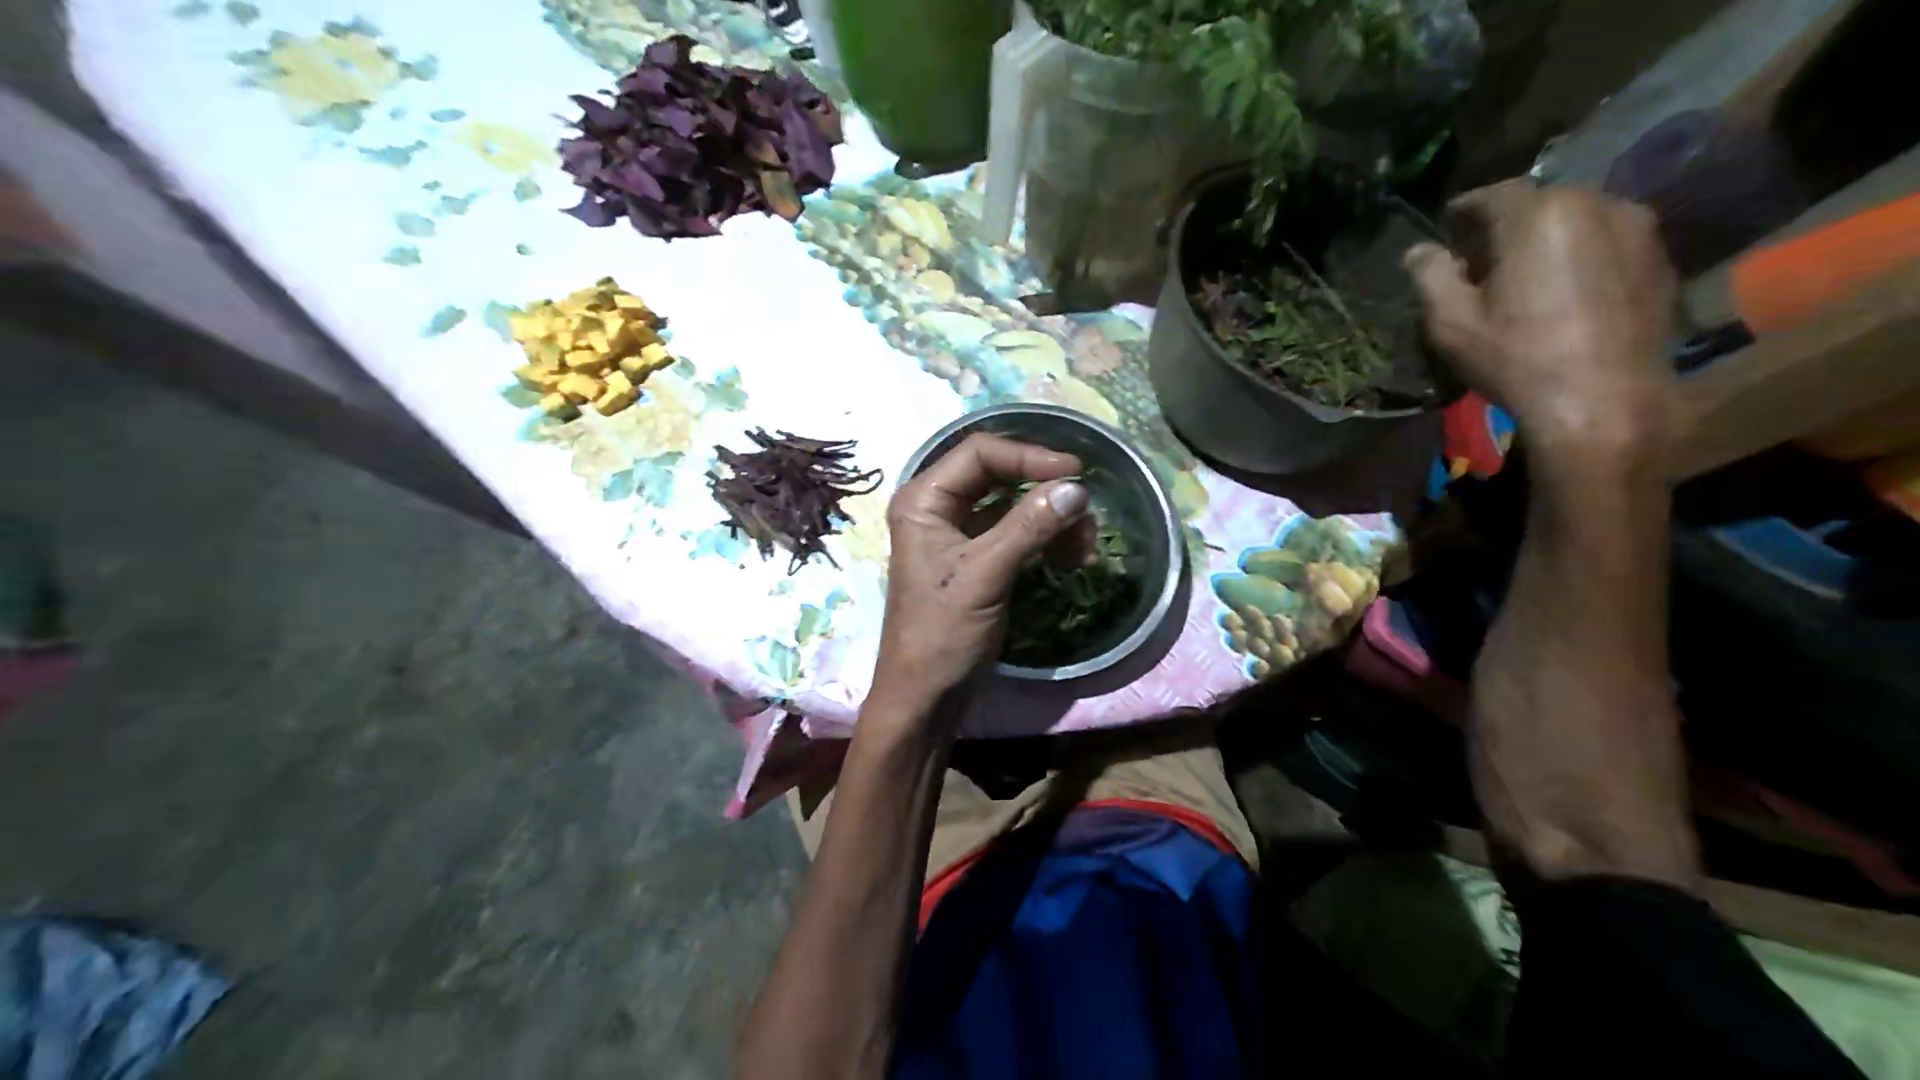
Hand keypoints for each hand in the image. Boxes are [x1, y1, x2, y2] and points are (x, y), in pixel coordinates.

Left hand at [872, 433, 1089, 711]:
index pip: (980, 453)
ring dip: (1052, 520)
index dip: (1029, 455)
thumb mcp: (986, 574)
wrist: (925, 697)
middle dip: (1045, 490)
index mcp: (924, 499)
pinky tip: (1073, 560)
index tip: (1076, 471)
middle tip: (1085, 511)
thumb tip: (1077, 487)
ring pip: (1014, 506)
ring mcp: (957, 534)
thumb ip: (1029, 526)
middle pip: (1000, 475)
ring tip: (1084, 547)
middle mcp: (938, 508)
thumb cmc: (942, 633)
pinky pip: (1017, 535)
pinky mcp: (977, 559)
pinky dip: (1046, 542)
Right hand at [1404, 183, 1679, 467]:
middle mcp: (1597, 205)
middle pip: (1540, 204)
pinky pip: (1607, 242)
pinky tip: (1563, 291)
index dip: (1465, 208)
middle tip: (1481, 258)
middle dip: (1507, 225)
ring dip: (1547, 239)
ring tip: (1524, 275)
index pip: (1494, 194)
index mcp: (1540, 216)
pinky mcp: (1659, 257)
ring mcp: (1638, 228)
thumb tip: (1418, 251)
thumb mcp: (1452, 322)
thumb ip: (1431, 276)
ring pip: (1578, 220)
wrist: (1602, 397)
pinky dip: (1580, 255)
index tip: (1447, 225)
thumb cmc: (1516, 356)